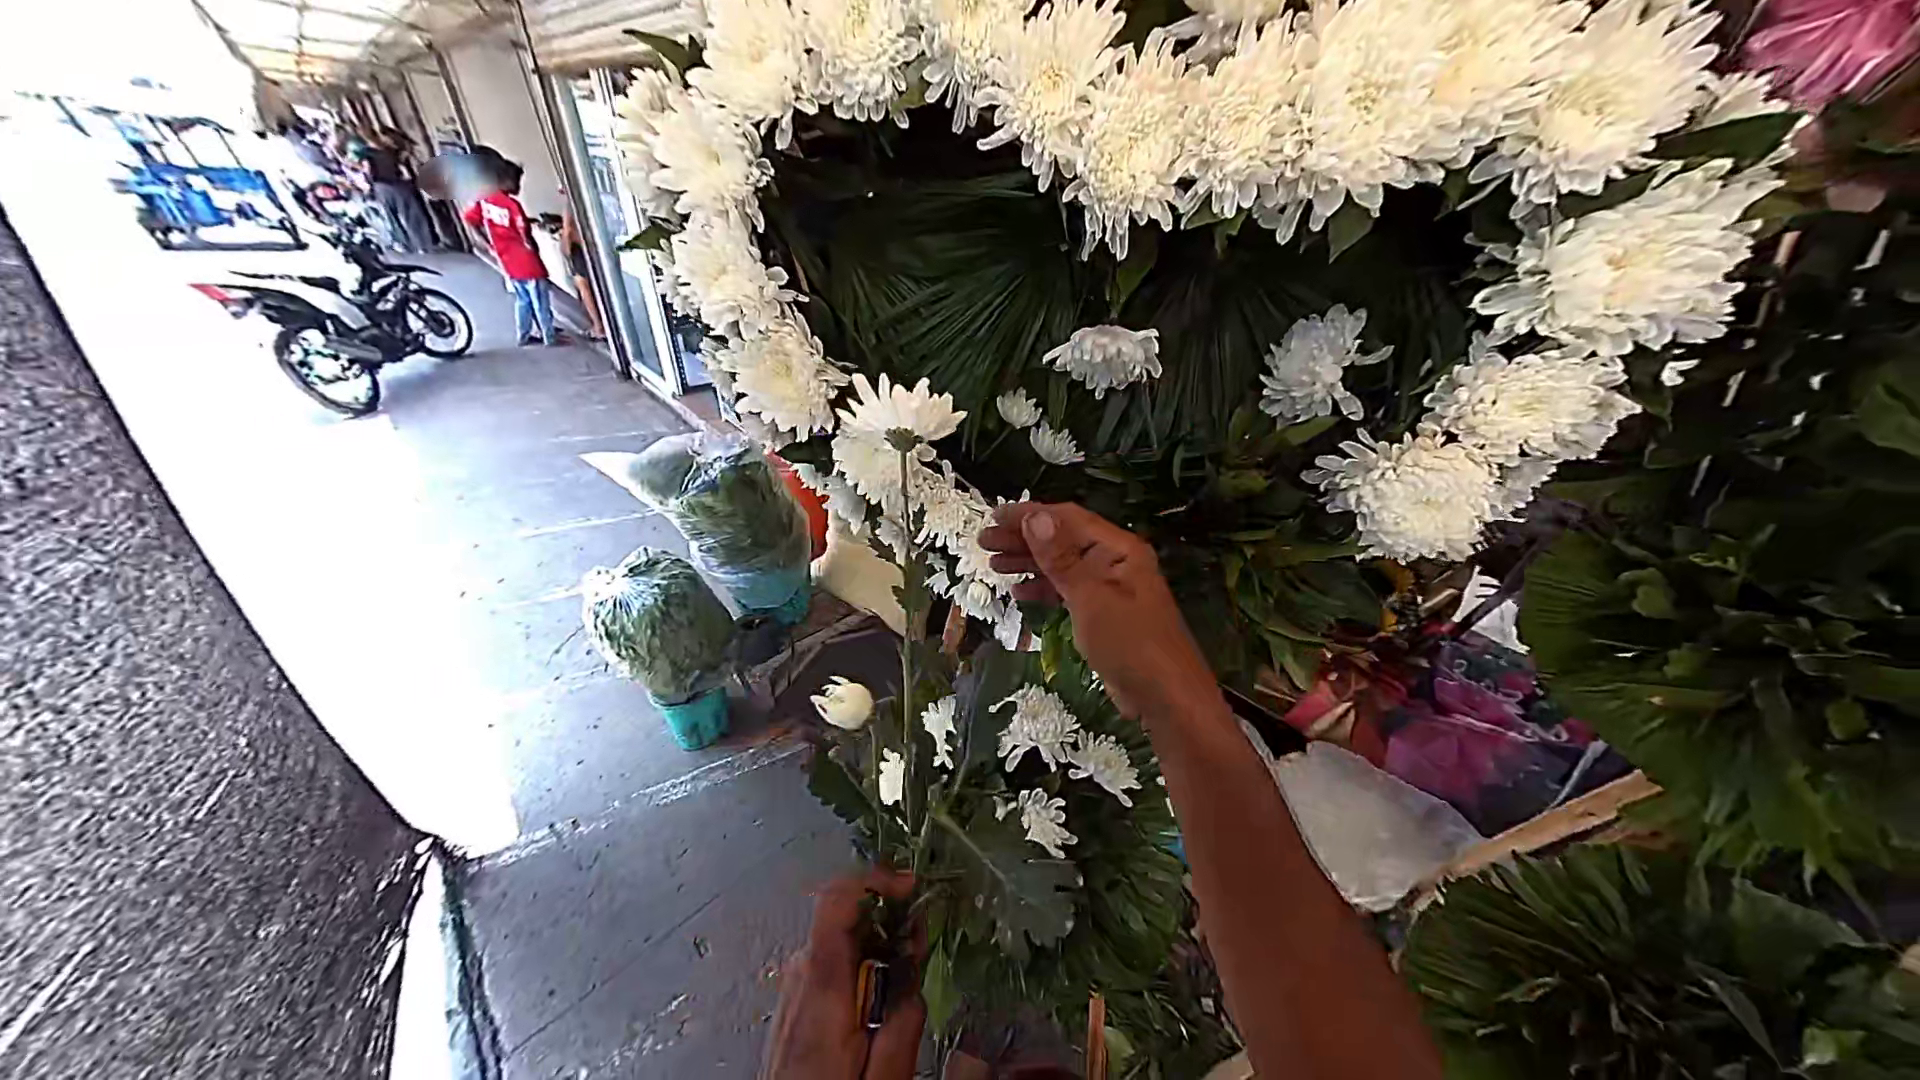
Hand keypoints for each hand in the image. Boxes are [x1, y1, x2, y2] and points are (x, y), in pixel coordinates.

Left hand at [762, 870, 923, 1079]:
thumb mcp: (883, 1075)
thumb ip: (905, 1017)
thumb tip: (914, 967)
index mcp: (823, 981)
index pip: (837, 898)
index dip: (875, 879)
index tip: (909, 887)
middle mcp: (802, 968)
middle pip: (846, 913)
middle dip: (888, 916)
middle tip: (918, 943)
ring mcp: (794, 979)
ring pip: (841, 934)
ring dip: (876, 939)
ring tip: (902, 972)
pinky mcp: (795, 993)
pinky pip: (831, 955)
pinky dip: (859, 957)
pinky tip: (876, 990)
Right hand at [981, 502, 1214, 720]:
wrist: (1165, 698)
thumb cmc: (1130, 644)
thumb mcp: (1090, 598)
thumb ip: (1061, 557)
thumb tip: (1035, 516)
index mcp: (1117, 549)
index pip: (1067, 519)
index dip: (1029, 515)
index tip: (993, 518)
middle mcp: (1113, 561)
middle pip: (1061, 539)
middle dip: (1022, 538)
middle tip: (984, 542)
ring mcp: (1107, 588)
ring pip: (1061, 565)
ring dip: (1028, 562)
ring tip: (993, 563)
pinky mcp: (1101, 612)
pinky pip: (1066, 590)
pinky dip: (1043, 588)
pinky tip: (1019, 592)